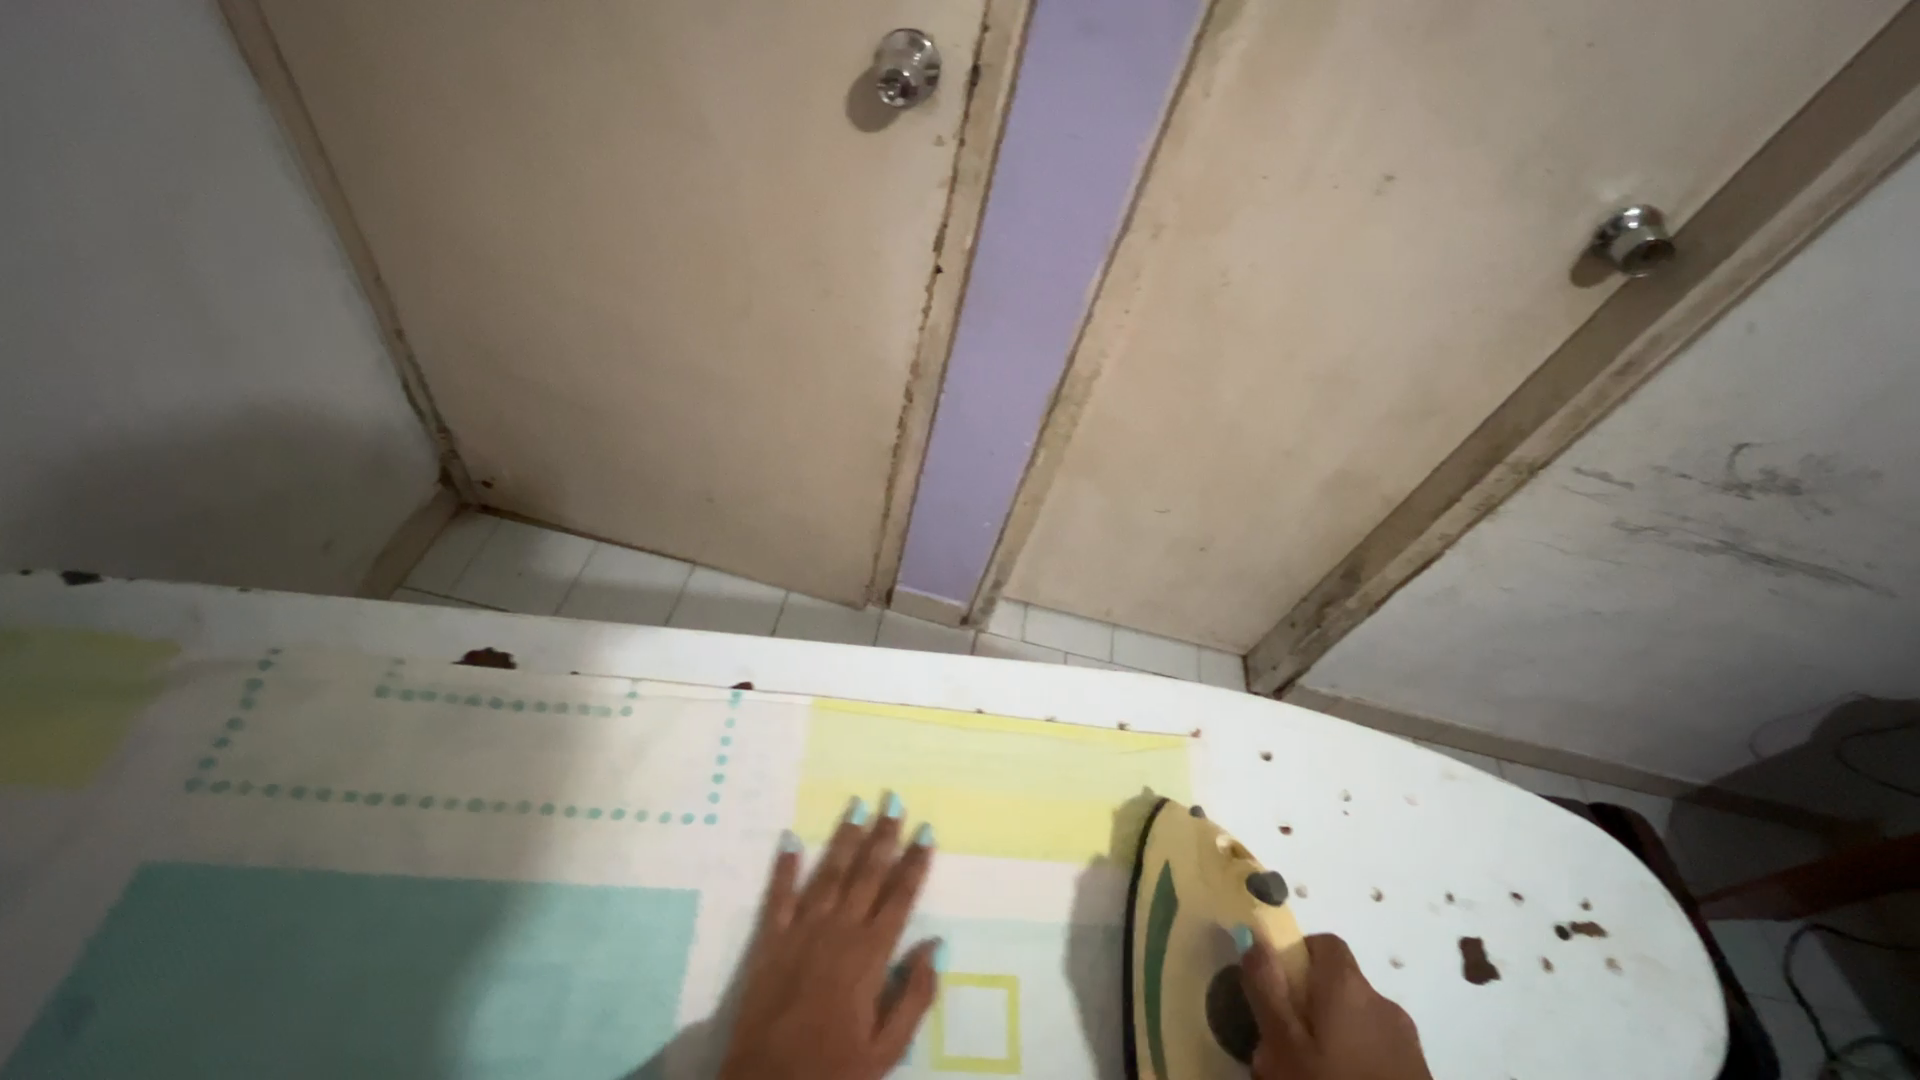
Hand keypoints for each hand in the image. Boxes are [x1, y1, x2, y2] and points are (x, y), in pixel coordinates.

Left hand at [718, 795, 940, 1079]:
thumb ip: (914, 995)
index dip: (915, 863)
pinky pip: (778, 895)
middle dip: (883, 835)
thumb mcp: (887, 1049)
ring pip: (829, 874)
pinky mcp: (769, 941)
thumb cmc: (833, 1071)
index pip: (900, 898)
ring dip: (844, 838)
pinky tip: (791, 838)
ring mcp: (800, 932)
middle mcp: (838, 932)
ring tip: (857, 805)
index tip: (927, 830)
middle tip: (894, 799)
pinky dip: (785, 866)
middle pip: (867, 874)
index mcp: (870, 957)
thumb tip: (936, 944)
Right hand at [1241, 933, 1434, 1079]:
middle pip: (1336, 988)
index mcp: (1348, 986)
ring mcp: (1406, 1041)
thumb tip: (1255, 935)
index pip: (1323, 943)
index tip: (1275, 991)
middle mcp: (1382, 1002)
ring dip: (1328, 1041)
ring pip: (1354, 1025)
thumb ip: (1266, 987)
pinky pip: (1375, 1052)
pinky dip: (1354, 1063)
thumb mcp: (1283, 1044)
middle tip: (1280, 1050)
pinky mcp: (1418, 1073)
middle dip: (1305, 1010)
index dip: (1296, 957)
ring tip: (1304, 1076)